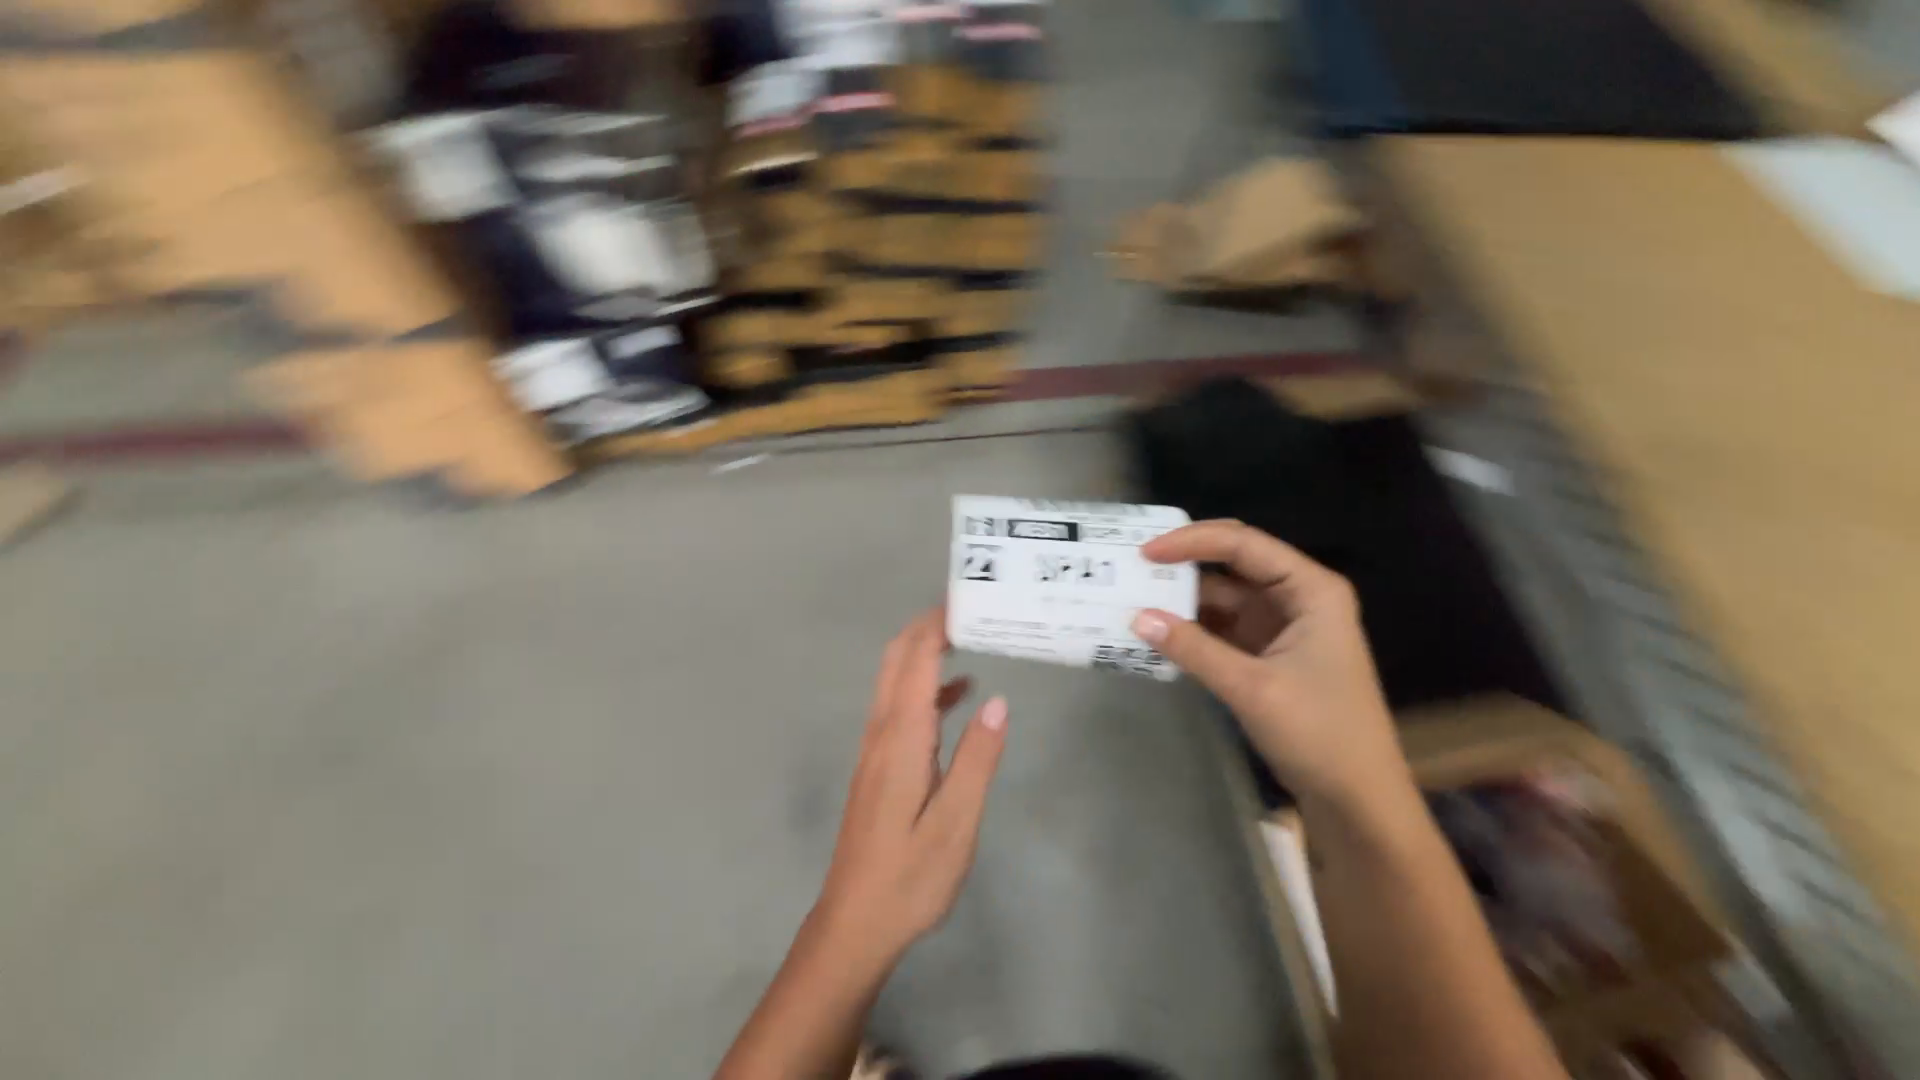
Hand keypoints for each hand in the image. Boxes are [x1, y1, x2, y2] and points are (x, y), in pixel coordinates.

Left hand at [813, 609, 1008, 967]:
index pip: (914, 661)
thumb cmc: (909, 878)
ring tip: (974, 639)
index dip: (938, 624)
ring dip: (926, 653)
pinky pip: (899, 709)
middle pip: (896, 660)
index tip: (971, 598)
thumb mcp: (956, 825)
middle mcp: (880, 734)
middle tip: (974, 608)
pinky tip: (960, 698)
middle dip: (929, 627)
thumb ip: (977, 760)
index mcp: (900, 740)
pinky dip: (926, 689)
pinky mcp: (877, 768)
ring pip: (894, 682)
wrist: (854, 923)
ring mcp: (874, 750)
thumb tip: (999, 701)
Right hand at [1131, 520, 1410, 807]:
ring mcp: (1282, 627)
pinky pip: (1222, 629)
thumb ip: (1194, 649)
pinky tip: (1157, 631)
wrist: (1357, 798)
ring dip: (1183, 599)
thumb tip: (1137, 617)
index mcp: (1311, 590)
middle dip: (1185, 563)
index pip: (1244, 545)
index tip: (1146, 552)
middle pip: (1234, 563)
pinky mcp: (1267, 655)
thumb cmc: (1320, 733)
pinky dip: (1192, 629)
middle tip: (1133, 566)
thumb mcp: (1252, 687)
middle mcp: (1297, 598)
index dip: (1193, 541)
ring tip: (1133, 596)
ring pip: (1224, 598)